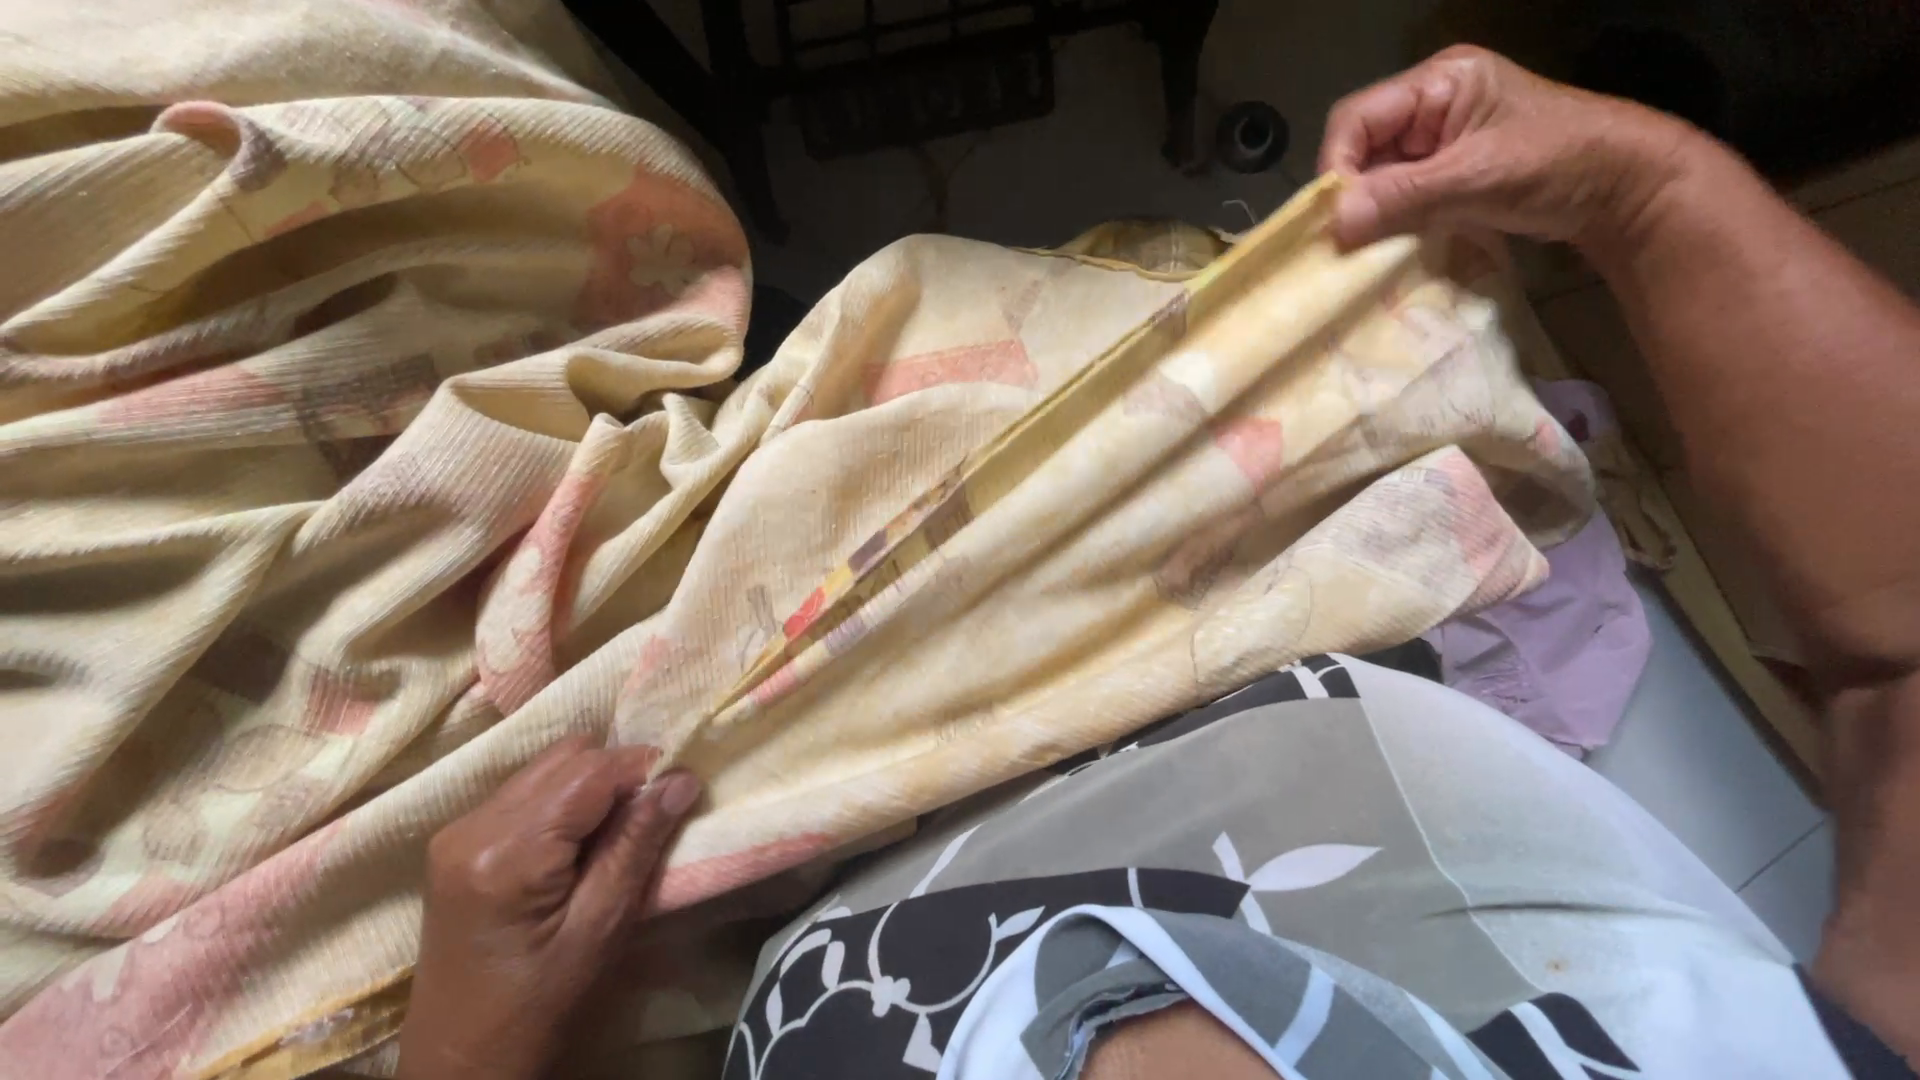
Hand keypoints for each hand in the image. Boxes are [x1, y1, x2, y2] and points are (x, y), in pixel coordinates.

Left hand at [397, 736, 701, 1079]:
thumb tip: (682, 777)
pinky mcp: (457, 843)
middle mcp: (472, 826)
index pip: (589, 769)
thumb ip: (637, 843)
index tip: (679, 790)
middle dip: (618, 773)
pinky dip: (565, 801)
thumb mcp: (602, 928)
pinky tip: (578, 845)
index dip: (642, 768)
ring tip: (615, 833)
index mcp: (507, 852)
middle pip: (566, 755)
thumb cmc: (540, 1006)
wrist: (461, 1066)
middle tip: (647, 817)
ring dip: (592, 785)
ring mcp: (458, 831)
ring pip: (547, 767)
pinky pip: (526, 791)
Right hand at [1317, 45, 1699, 253]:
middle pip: (1359, 150)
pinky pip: (1393, 198)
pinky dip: (1385, 223)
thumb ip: (1401, 197)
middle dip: (1351, 194)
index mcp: (1439, 82)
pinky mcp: (1440, 176)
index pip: (1356, 119)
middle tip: (1345, 239)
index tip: (1336, 217)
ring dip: (1367, 214)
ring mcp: (1434, 143)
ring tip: (1364, 247)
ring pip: (1372, 179)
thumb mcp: (1475, 178)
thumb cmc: (1558, 163)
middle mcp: (1429, 107)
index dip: (1337, 166)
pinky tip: (1387, 244)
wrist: (1621, 190)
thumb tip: (1333, 224)